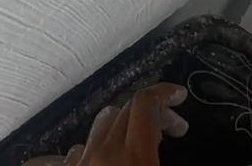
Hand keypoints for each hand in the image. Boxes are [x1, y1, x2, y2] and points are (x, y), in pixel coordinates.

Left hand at [22, 84, 188, 165]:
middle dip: (149, 110)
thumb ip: (156, 151)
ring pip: (98, 127)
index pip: (145, 105)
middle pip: (124, 109)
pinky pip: (73, 152)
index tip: (178, 95)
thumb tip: (161, 134)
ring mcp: (79, 165)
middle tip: (171, 126)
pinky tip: (98, 154)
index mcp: (133, 158)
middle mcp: (103, 155)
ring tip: (137, 142)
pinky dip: (92, 148)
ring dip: (120, 126)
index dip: (164, 92)